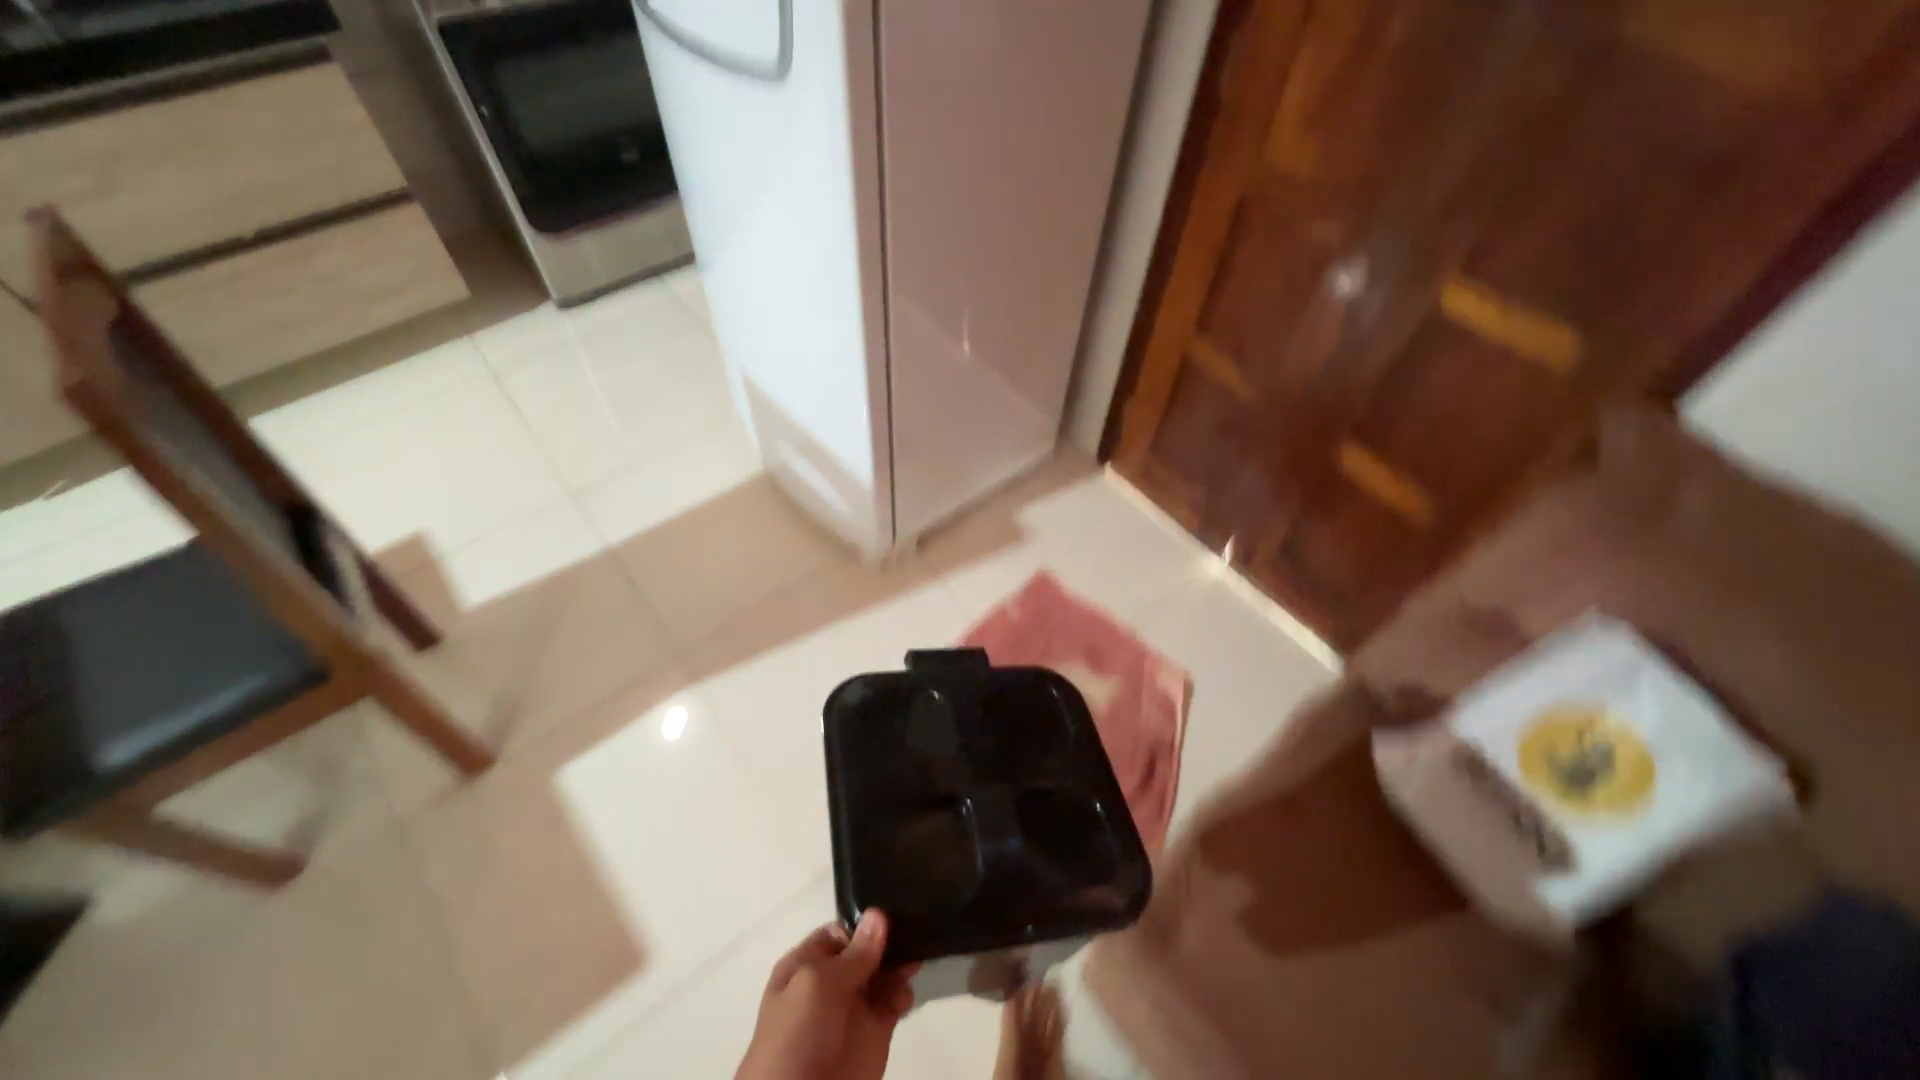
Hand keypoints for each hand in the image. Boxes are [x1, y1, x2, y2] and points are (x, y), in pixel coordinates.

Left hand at [736, 910, 917, 1079]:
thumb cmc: (796, 1037)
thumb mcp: (816, 986)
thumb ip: (853, 954)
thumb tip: (878, 914)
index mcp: (806, 965)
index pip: (840, 932)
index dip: (864, 922)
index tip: (894, 911)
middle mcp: (832, 982)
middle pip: (866, 950)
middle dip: (889, 939)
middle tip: (917, 928)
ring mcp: (854, 1007)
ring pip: (884, 973)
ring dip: (900, 963)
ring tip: (916, 959)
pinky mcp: (875, 1032)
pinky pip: (894, 1002)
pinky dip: (904, 993)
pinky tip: (906, 994)